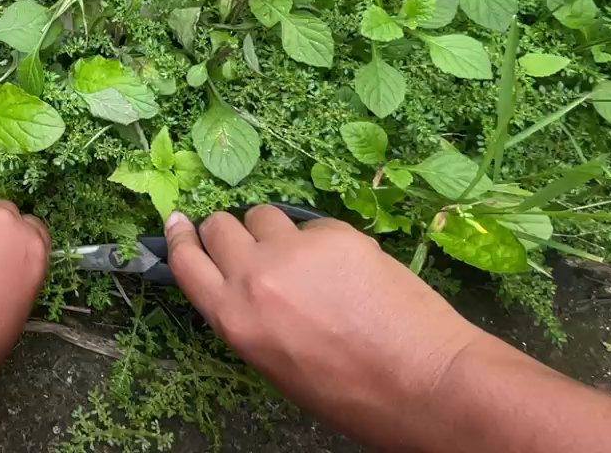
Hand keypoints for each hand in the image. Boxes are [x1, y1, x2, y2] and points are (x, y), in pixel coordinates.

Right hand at [164, 206, 492, 448]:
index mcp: (234, 318)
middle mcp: (253, 277)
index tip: (178, 222)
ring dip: (274, 233)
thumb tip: (232, 278)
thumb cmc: (351, 395)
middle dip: (231, 234)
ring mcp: (293, 251)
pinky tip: (348, 271)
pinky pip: (311, 225)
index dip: (180, 237)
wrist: (432, 387)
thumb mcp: (275, 364)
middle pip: (218, 225)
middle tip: (255, 251)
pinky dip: (322, 242)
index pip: (185, 259)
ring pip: (262, 215)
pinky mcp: (332, 234)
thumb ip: (243, 315)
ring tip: (307, 263)